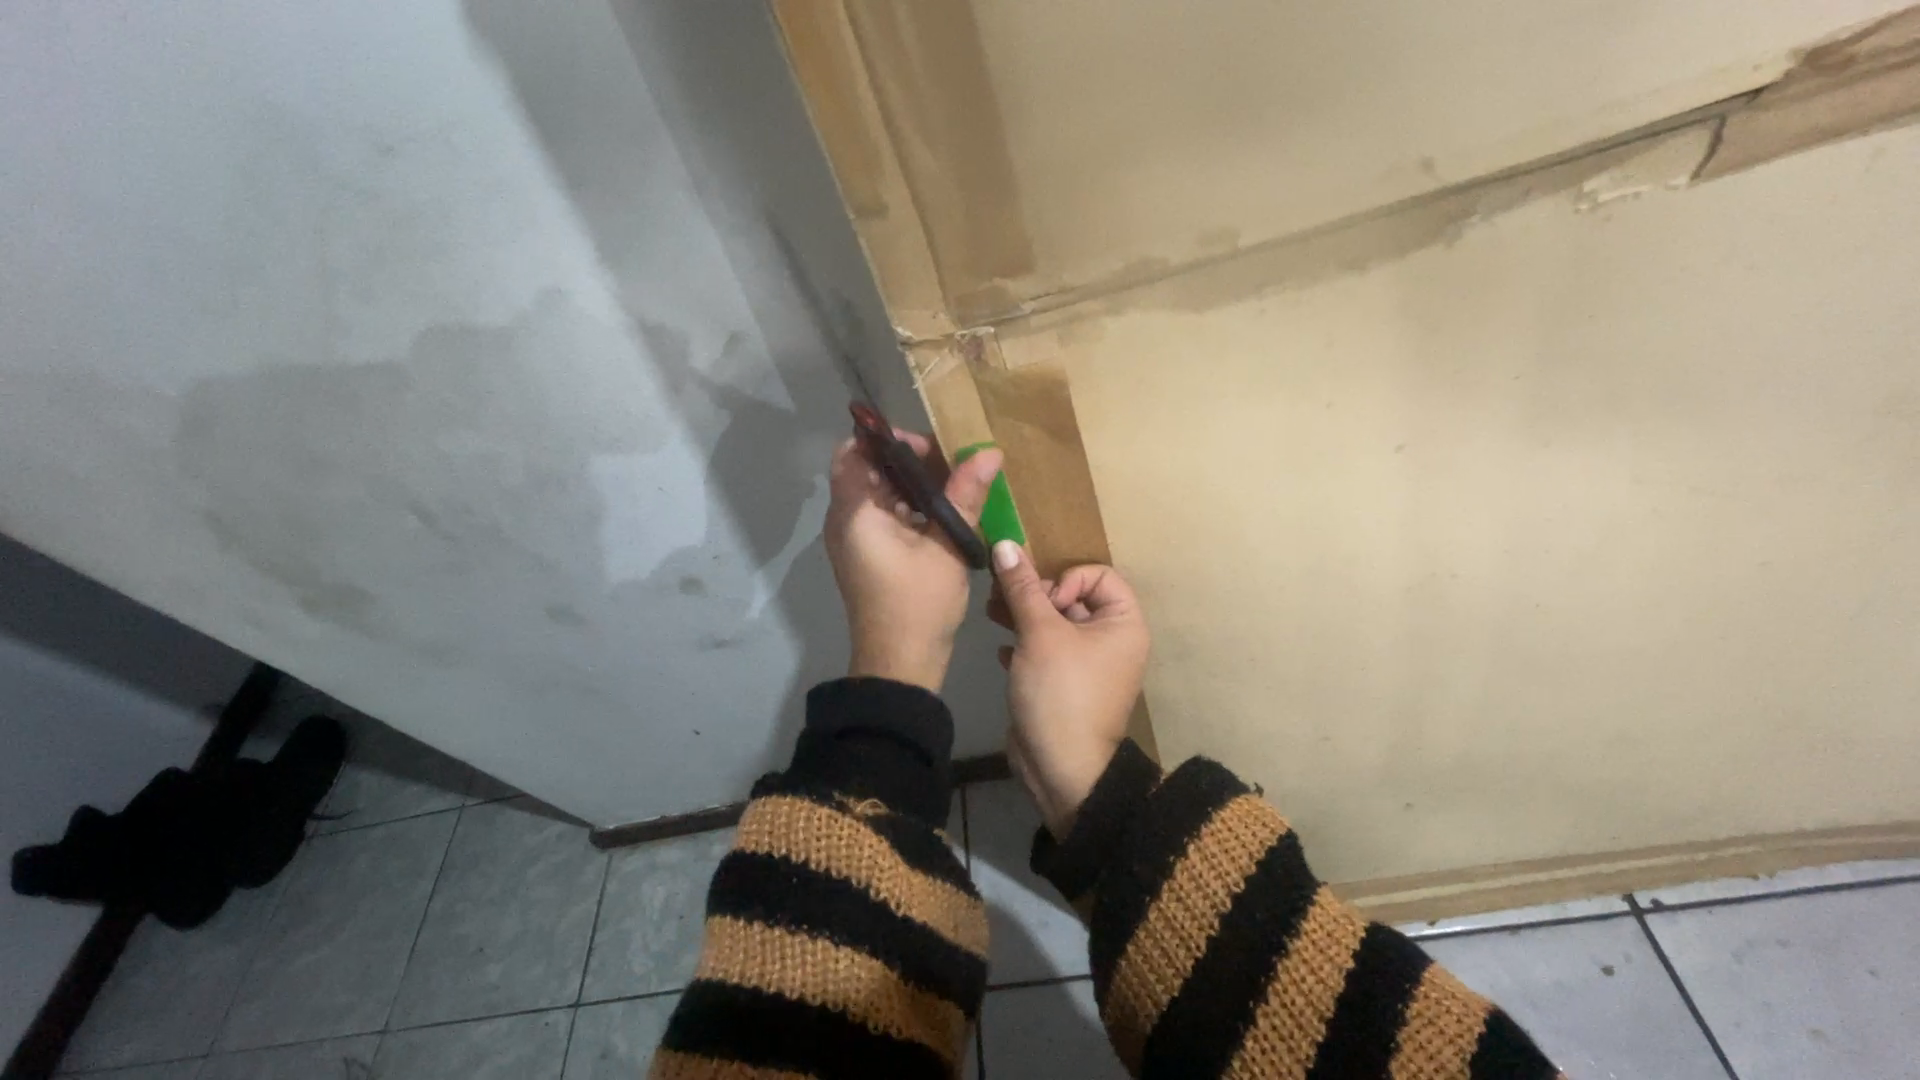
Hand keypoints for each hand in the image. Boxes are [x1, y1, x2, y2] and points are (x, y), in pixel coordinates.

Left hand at [825, 430, 1002, 692]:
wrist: (900, 663)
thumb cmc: (918, 603)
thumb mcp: (947, 546)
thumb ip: (965, 496)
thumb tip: (989, 452)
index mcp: (855, 512)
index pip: (853, 453)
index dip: (885, 440)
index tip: (924, 446)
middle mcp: (845, 521)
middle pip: (867, 471)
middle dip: (907, 462)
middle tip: (949, 464)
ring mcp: (854, 541)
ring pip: (877, 495)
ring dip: (911, 486)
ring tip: (954, 485)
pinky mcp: (867, 556)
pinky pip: (883, 518)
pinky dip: (908, 508)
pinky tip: (944, 513)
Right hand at [989, 541, 1150, 837]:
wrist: (1061, 769)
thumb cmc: (1061, 693)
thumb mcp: (1039, 633)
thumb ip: (1022, 587)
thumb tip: (1005, 544)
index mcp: (1123, 623)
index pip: (1098, 575)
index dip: (1067, 579)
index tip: (1043, 601)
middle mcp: (1111, 640)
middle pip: (1072, 597)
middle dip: (1035, 594)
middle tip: (1001, 597)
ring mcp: (1087, 663)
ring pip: (1054, 623)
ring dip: (1023, 615)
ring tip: (991, 612)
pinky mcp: (1064, 683)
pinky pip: (1045, 650)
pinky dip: (1024, 644)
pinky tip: (1002, 652)